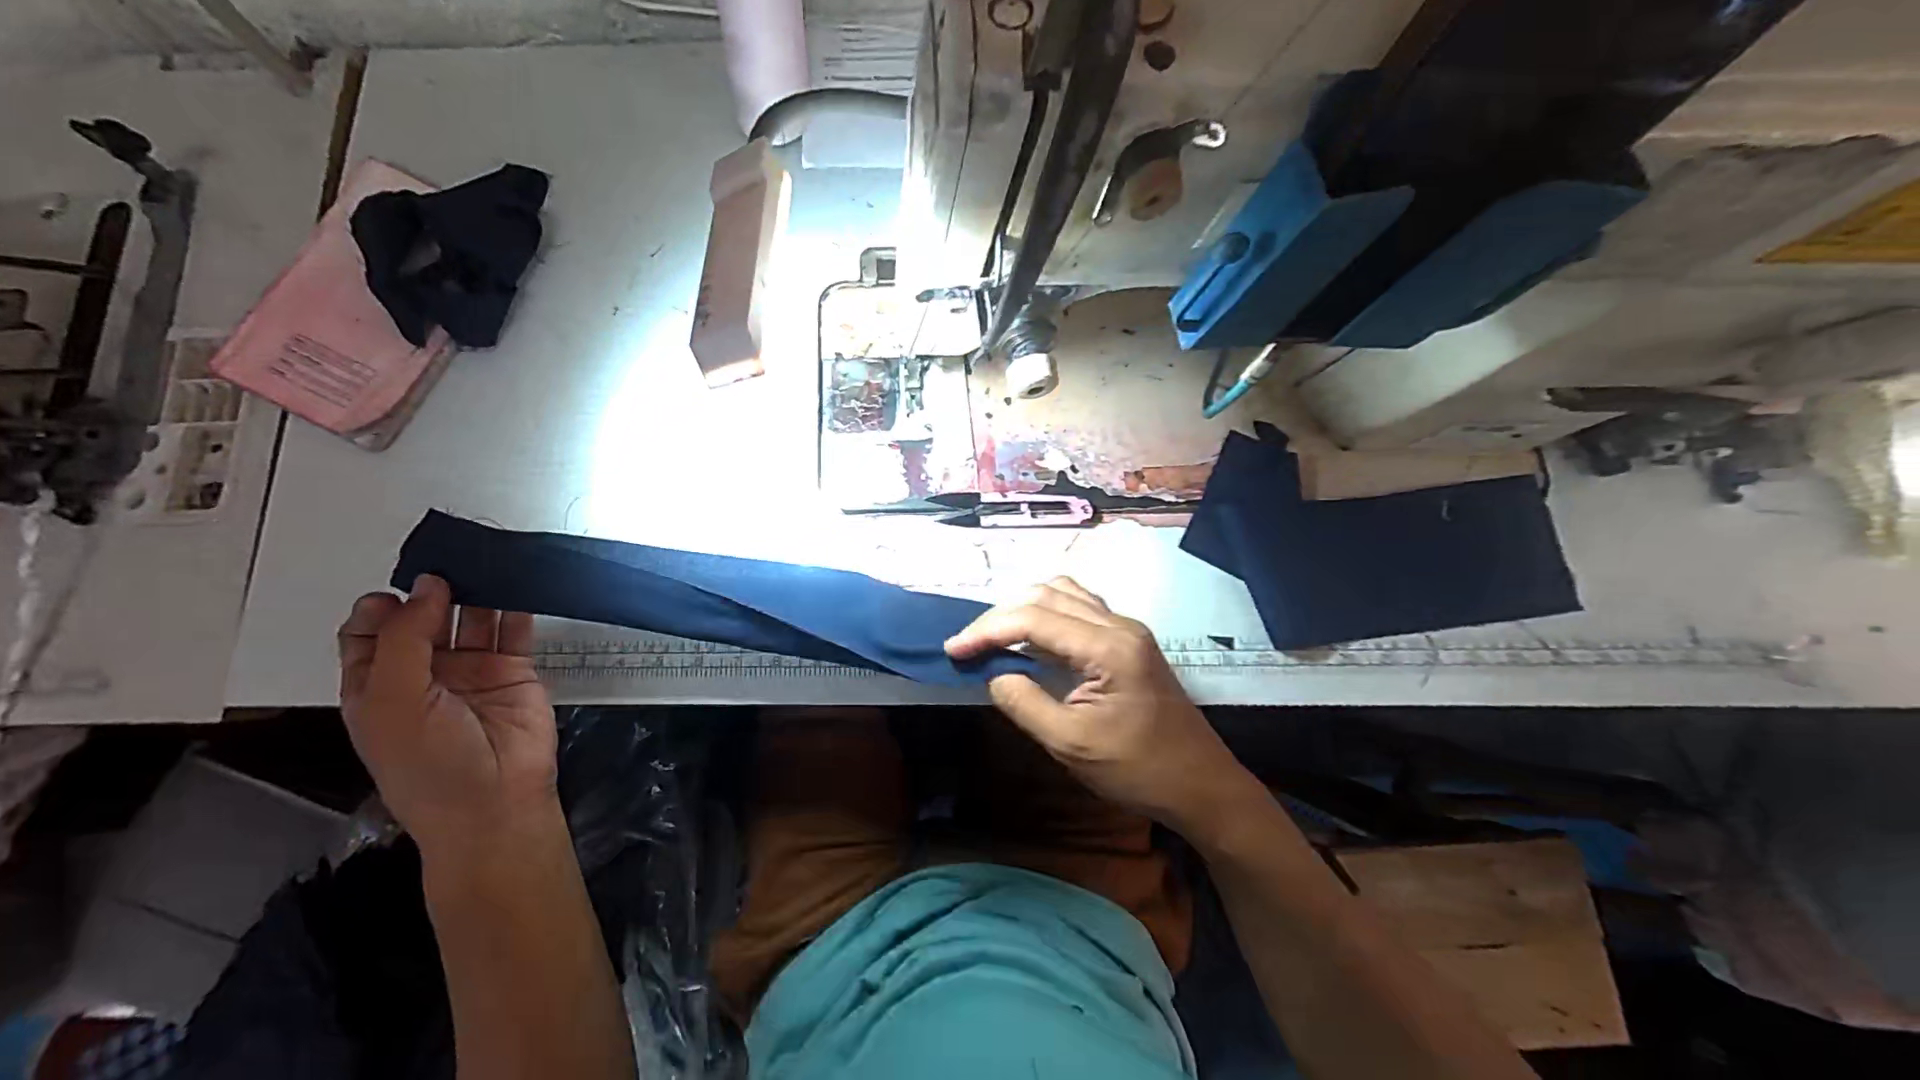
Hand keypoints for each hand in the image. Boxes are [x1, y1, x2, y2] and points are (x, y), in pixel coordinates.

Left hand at [337, 575, 560, 861]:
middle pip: (423, 617)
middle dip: (432, 590)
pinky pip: (513, 629)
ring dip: (476, 592)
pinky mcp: (514, 668)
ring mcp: (472, 669)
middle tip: (450, 563)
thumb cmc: (427, 760)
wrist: (494, 800)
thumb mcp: (392, 700)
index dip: (382, 606)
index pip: (370, 631)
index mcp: (378, 683)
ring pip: (470, 617)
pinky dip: (516, 605)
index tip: (402, 588)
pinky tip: (518, 582)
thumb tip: (430, 584)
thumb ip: (405, 637)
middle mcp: (424, 671)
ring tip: (485, 563)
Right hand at [945, 577, 1259, 836]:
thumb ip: (1025, 703)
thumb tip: (995, 675)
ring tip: (994, 639)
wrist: (1201, 785)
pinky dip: (1046, 615)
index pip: (1034, 618)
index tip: (953, 650)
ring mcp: (1127, 629)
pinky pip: (1079, 608)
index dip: (987, 630)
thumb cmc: (1138, 770)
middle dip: (1000, 616)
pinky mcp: (1128, 640)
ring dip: (1023, 609)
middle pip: (1047, 595)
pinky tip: (1031, 639)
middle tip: (969, 646)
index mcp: (1108, 646)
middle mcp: (1119, 624)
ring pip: (1064, 594)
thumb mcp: (1071, 744)